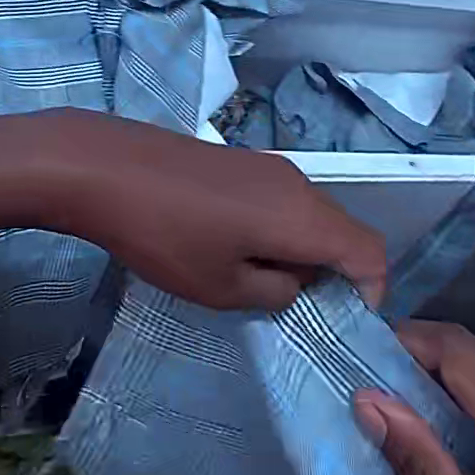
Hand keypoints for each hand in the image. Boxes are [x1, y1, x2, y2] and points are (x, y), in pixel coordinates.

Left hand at [15, 108, 386, 310]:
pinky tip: (227, 239)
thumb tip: (296, 280)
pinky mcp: (236, 157)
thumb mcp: (221, 286)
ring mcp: (264, 162)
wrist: (105, 166)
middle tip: (290, 302)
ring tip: (252, 274)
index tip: (337, 318)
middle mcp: (295, 181)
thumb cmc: (165, 235)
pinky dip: (273, 224)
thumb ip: (276, 291)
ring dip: (299, 247)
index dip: (370, 291)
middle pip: (340, 228)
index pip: (370, 251)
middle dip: (331, 271)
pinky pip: (277, 196)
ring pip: (307, 211)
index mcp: (303, 215)